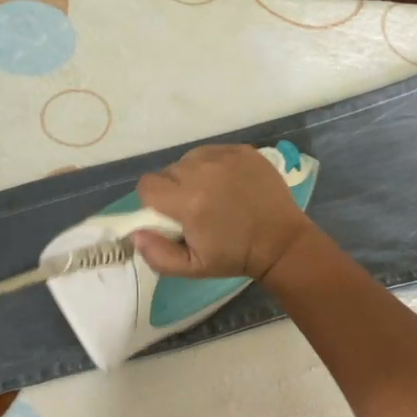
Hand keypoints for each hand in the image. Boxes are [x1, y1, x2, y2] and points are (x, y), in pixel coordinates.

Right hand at [131, 144, 320, 280]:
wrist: (281, 241)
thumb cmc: (235, 256)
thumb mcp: (193, 267)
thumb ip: (157, 254)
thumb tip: (135, 233)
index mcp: (188, 201)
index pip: (147, 186)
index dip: (153, 201)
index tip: (169, 215)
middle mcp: (202, 171)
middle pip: (168, 172)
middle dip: (174, 190)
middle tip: (194, 209)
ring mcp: (224, 156)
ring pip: (189, 159)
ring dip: (193, 175)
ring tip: (213, 195)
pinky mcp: (241, 150)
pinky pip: (212, 151)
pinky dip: (214, 165)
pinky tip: (229, 183)